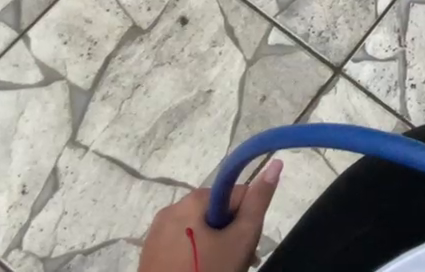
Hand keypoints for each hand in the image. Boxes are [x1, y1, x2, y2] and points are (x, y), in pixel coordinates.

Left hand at [137, 159, 282, 271]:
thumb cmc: (209, 271)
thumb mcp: (241, 237)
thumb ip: (258, 200)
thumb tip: (276, 163)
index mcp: (190, 202)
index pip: (236, 196)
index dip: (245, 218)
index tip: (243, 241)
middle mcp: (169, 211)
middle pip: (218, 211)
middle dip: (230, 232)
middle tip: (234, 258)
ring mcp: (155, 235)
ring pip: (201, 228)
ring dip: (216, 243)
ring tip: (221, 266)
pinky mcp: (148, 255)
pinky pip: (183, 243)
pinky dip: (197, 253)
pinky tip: (203, 269)